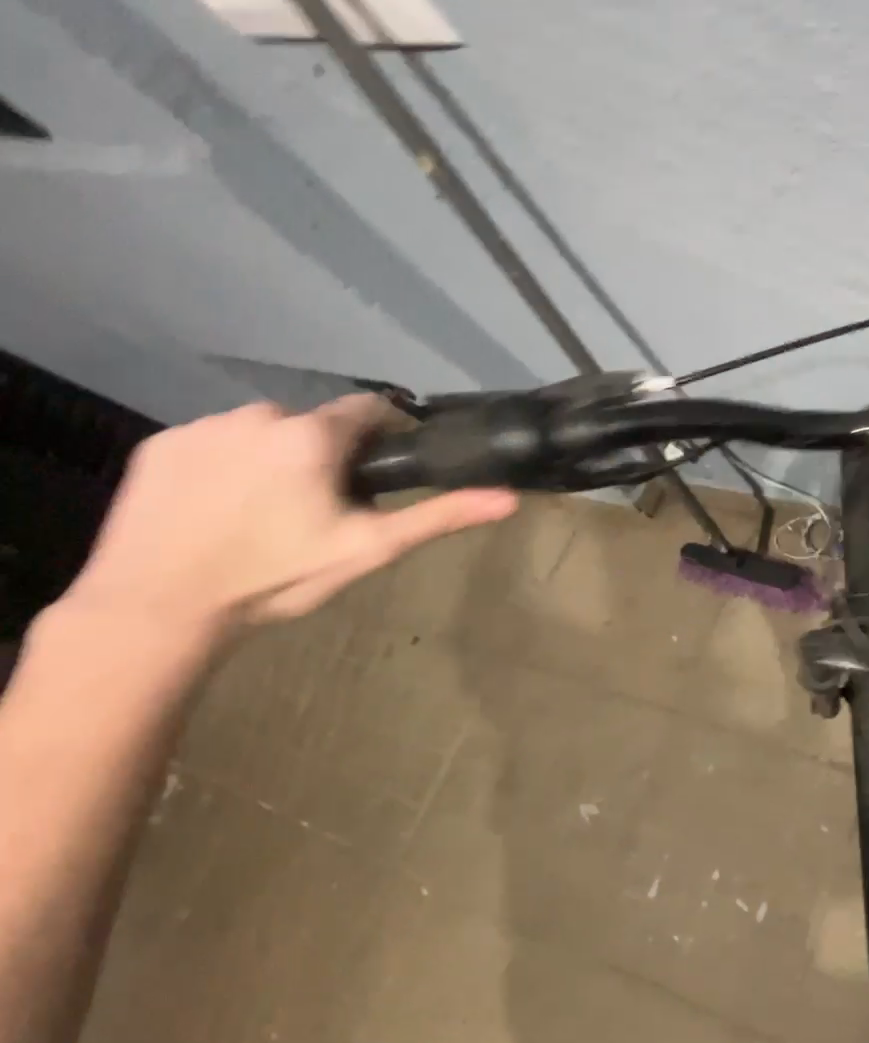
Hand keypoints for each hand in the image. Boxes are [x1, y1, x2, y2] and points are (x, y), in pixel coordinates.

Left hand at [62, 395, 517, 632]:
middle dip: (327, 455)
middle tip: (325, 509)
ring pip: (262, 433)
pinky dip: (228, 466)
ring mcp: (200, 428)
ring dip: (277, 458)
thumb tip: (508, 498)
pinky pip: (214, 444)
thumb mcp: (370, 549)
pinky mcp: (158, 448)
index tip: (383, 475)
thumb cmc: (278, 576)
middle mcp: (256, 416)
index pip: (368, 410)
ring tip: (270, 513)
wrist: (159, 606)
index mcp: (311, 435)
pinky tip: (224, 510)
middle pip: (313, 425)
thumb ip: (439, 516)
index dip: (385, 437)